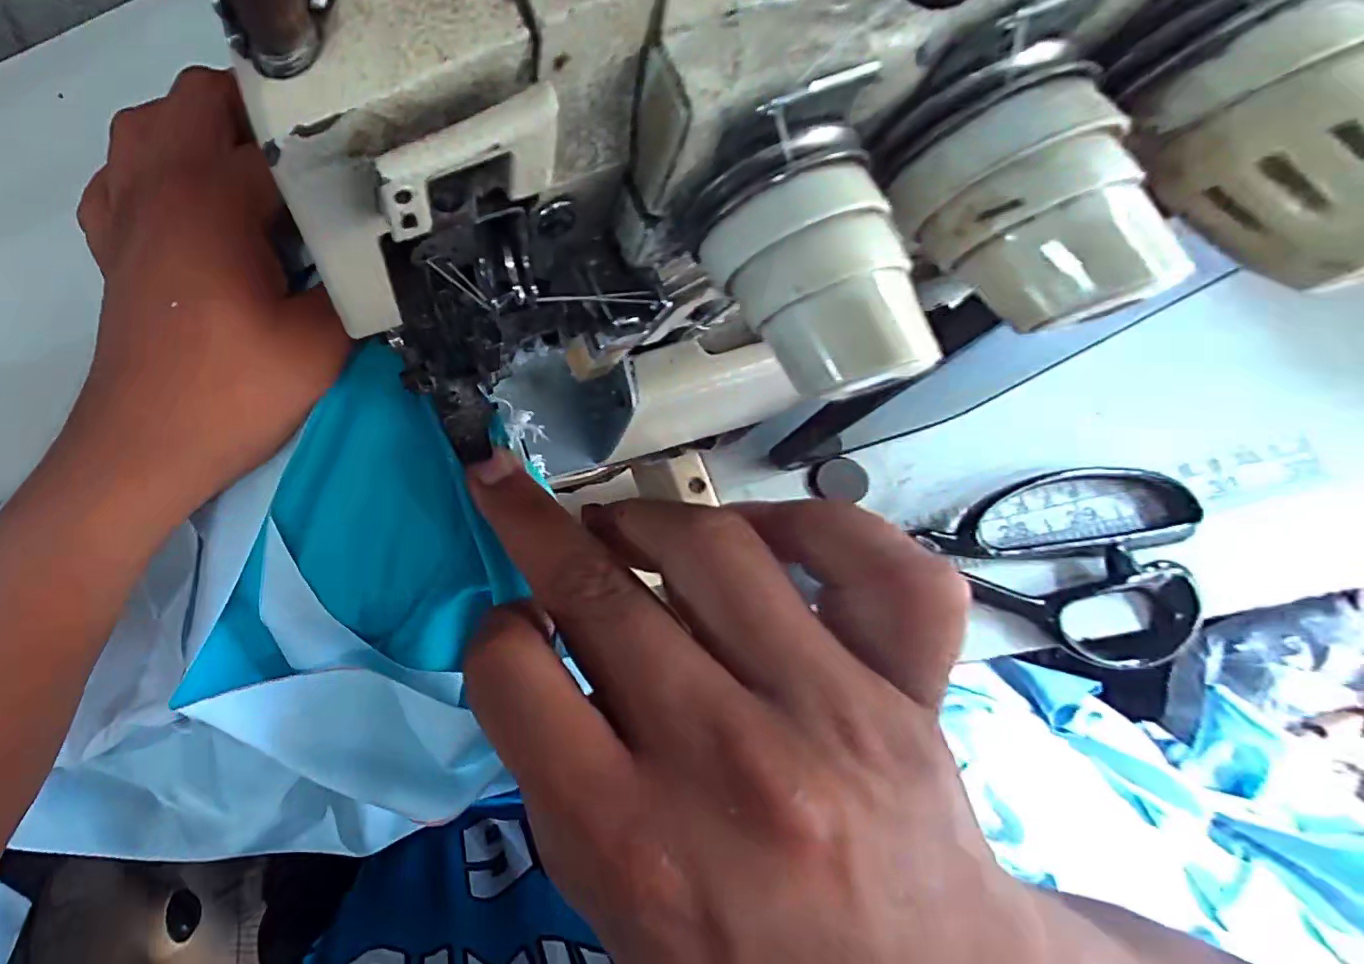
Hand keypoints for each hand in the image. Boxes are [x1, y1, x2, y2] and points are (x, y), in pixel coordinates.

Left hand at [67, 67, 349, 517]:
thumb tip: (379, 248)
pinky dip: (148, 173)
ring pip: (146, 123)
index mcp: (211, 196)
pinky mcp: (111, 248)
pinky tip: (185, 209)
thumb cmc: (227, 398)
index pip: (278, 135)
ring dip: (194, 129)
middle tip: (303, 167)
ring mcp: (125, 215)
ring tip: (242, 175)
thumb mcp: (318, 347)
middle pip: (199, 95)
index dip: (327, 148)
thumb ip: (357, 285)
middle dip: (256, 111)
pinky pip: (117, 177)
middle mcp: (159, 185)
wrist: (145, 450)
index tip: (359, 168)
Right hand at [461, 459, 1122, 962]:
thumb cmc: (721, 953)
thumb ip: (545, 754)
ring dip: (639, 517)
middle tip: (507, 492)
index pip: (509, 666)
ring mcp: (835, 718)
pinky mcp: (915, 698)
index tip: (514, 628)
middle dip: (527, 521)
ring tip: (620, 532)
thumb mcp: (591, 882)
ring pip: (712, 545)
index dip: (494, 630)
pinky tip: (755, 538)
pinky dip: (806, 524)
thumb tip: (531, 623)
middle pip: (593, 588)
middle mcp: (730, 764)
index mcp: (630, 835)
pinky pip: (876, 564)